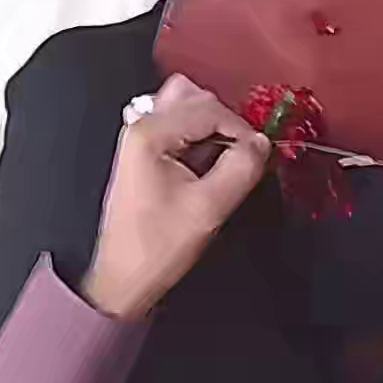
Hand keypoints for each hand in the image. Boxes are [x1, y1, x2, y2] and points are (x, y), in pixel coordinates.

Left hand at [82, 75, 270, 318]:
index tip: (257, 155)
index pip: (211, 109)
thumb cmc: (158, 247)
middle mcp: (142, 123)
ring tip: (222, 155)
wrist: (121, 282)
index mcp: (151, 132)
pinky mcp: (144, 145)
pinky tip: (205, 156)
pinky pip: (179, 119)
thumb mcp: (208, 209)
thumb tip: (261, 143)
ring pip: (189, 102)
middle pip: (200, 100)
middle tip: (241, 158)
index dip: (241, 130)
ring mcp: (140, 132)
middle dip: (227, 126)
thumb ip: (241, 168)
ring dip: (213, 123)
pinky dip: (199, 129)